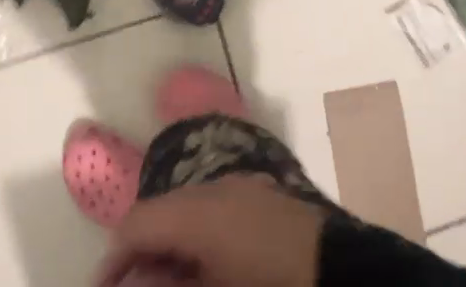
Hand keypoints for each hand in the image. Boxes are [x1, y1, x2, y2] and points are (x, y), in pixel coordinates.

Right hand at [96, 175, 325, 286]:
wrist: (352, 278)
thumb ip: (167, 286)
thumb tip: (132, 281)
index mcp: (200, 212)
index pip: (138, 222)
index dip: (113, 258)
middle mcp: (219, 188)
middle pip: (162, 210)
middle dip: (142, 249)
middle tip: (134, 286)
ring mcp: (248, 189)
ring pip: (190, 208)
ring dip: (172, 241)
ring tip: (170, 280)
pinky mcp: (269, 199)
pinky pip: (219, 209)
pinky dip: (201, 235)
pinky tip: (207, 266)